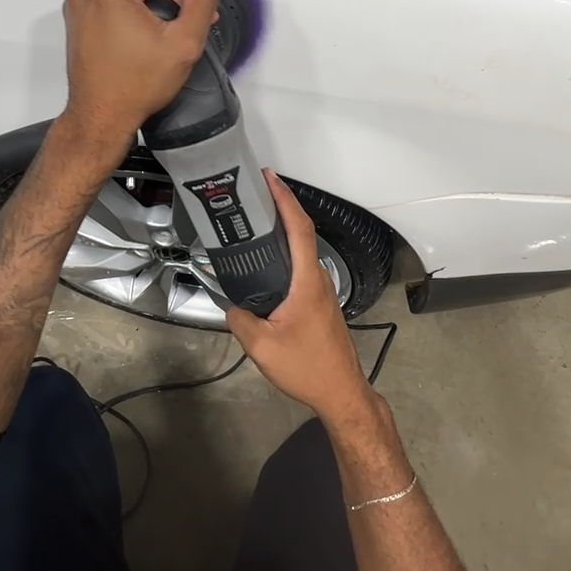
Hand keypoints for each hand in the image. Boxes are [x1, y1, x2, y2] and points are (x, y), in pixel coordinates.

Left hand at [61, 0, 219, 141]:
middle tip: (187, 21)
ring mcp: (78, 2)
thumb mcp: (183, 41)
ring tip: (168, 31)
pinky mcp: (78, 16)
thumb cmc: (137, 84)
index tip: (192, 8)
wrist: (101, 116)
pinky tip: (146, 35)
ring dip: (154, 0)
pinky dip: (133, 8)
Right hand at [227, 171, 374, 422]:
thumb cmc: (306, 366)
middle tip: (252, 195)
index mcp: (306, 281)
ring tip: (253, 223)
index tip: (269, 177)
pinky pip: (300, 268)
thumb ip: (239, 318)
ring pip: (301, 252)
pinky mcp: (319, 303)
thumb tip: (229, 303)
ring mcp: (321, 291)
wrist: (341, 393)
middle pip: (301, 233)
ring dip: (282, 231)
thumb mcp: (260, 346)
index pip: (299, 228)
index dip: (285, 199)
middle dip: (280, 207)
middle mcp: (317, 279)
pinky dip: (284, 254)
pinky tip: (265, 263)